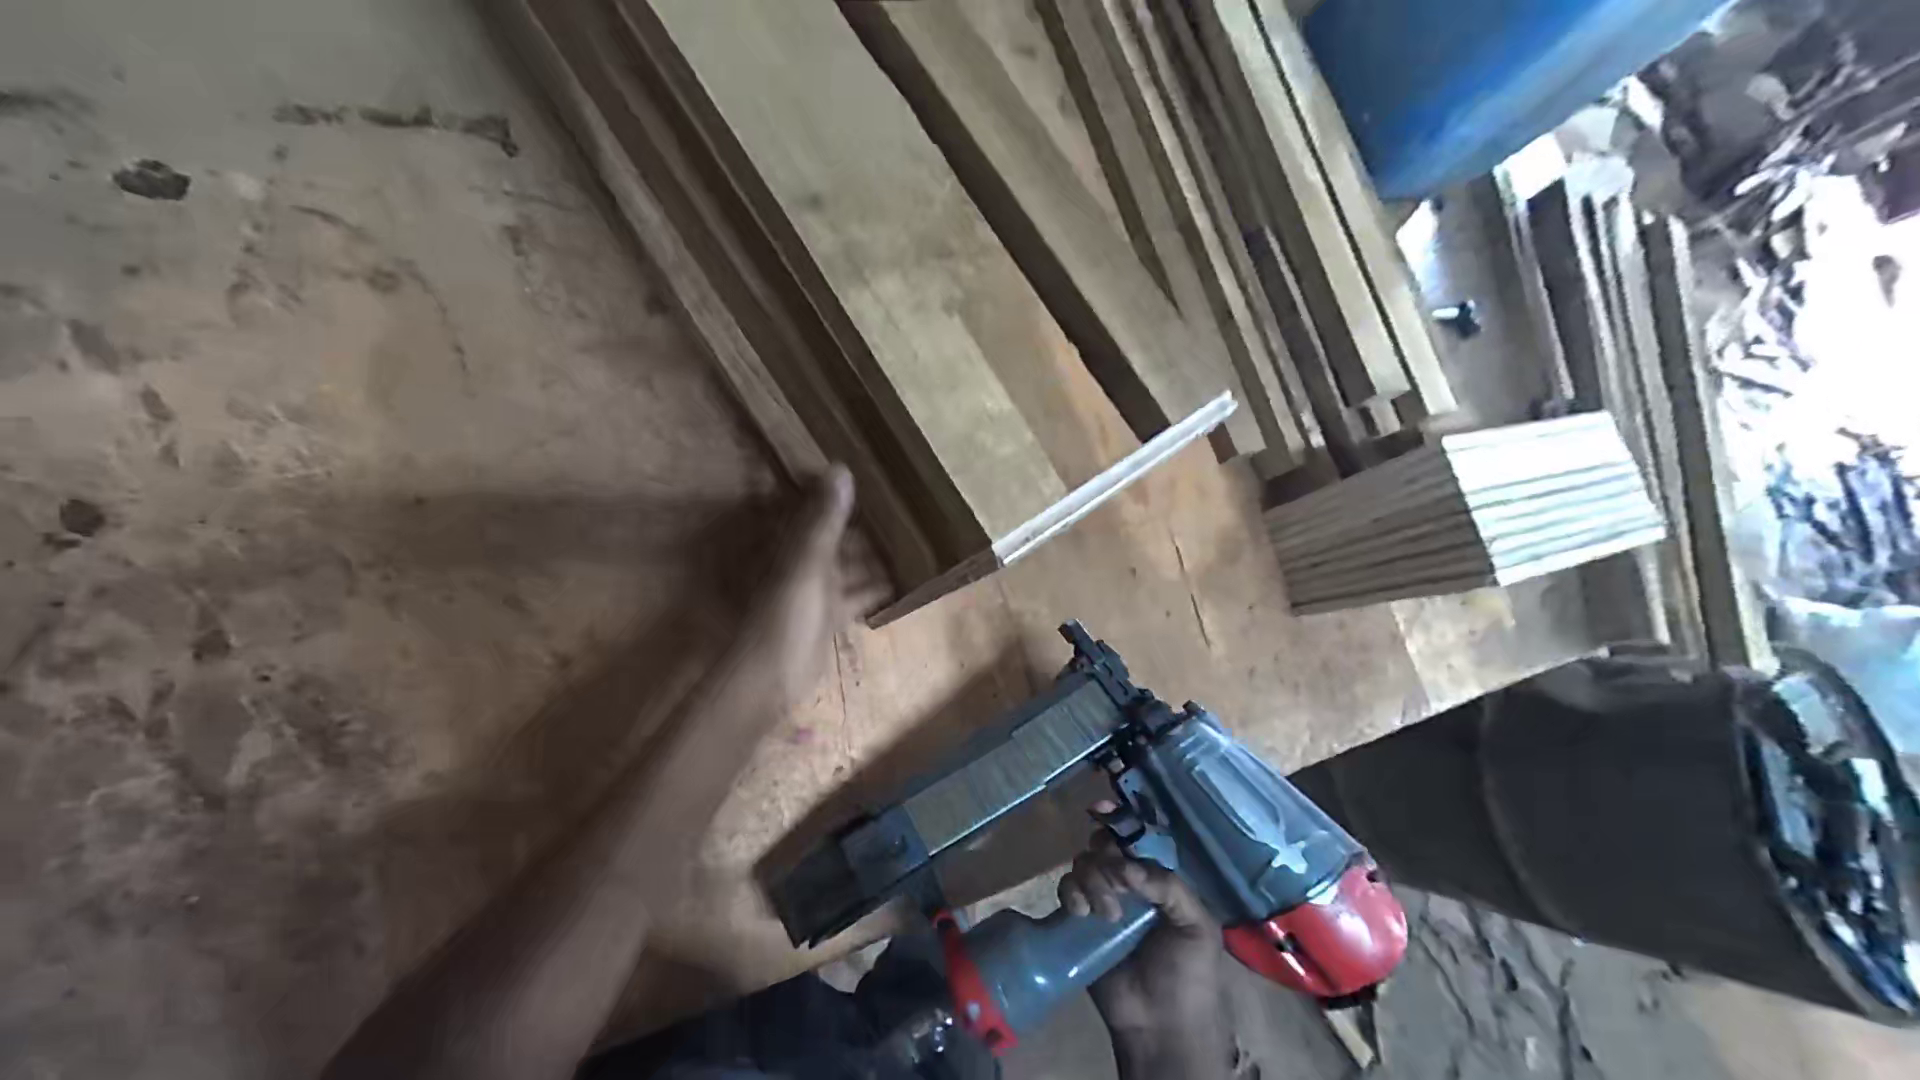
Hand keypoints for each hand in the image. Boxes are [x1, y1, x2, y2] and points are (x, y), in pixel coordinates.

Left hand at [731, 466, 892, 705]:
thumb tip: (841, 469)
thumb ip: (824, 521)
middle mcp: (803, 563)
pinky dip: (876, 589)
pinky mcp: (830, 618)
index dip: (838, 491)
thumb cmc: (784, 617)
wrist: (772, 679)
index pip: (817, 508)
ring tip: (911, 541)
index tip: (869, 472)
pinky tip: (901, 582)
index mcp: (793, 545)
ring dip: (874, 556)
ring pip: (850, 566)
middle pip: (837, 537)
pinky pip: (857, 596)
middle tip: (903, 508)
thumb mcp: (807, 565)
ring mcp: (817, 591)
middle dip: (864, 524)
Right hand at [1058, 822, 1231, 1079]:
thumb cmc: (1189, 975)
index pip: (1136, 836)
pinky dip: (1070, 892)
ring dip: (1092, 879)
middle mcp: (1128, 882)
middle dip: (1105, 854)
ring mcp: (1102, 899)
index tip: (1101, 807)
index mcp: (1158, 878)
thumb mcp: (1197, 926)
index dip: (1119, 817)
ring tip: (1107, 914)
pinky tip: (1081, 912)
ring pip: (1084, 862)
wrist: (1163, 1027)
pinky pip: (1066, 889)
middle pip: (1104, 843)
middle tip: (1116, 882)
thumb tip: (1126, 866)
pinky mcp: (1079, 921)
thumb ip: (1169, 886)